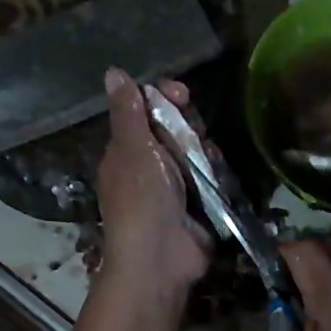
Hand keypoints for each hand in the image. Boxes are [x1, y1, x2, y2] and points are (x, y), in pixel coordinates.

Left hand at [95, 67, 210, 293]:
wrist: (160, 258)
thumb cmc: (140, 200)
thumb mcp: (132, 148)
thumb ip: (128, 111)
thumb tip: (113, 72)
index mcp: (127, 151)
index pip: (146, 111)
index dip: (164, 98)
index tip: (180, 95)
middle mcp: (151, 168)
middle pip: (176, 131)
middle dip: (189, 127)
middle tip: (194, 135)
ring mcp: (177, 189)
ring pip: (197, 155)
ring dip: (205, 153)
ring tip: (206, 162)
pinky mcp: (200, 208)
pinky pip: (212, 182)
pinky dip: (217, 178)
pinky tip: (217, 180)